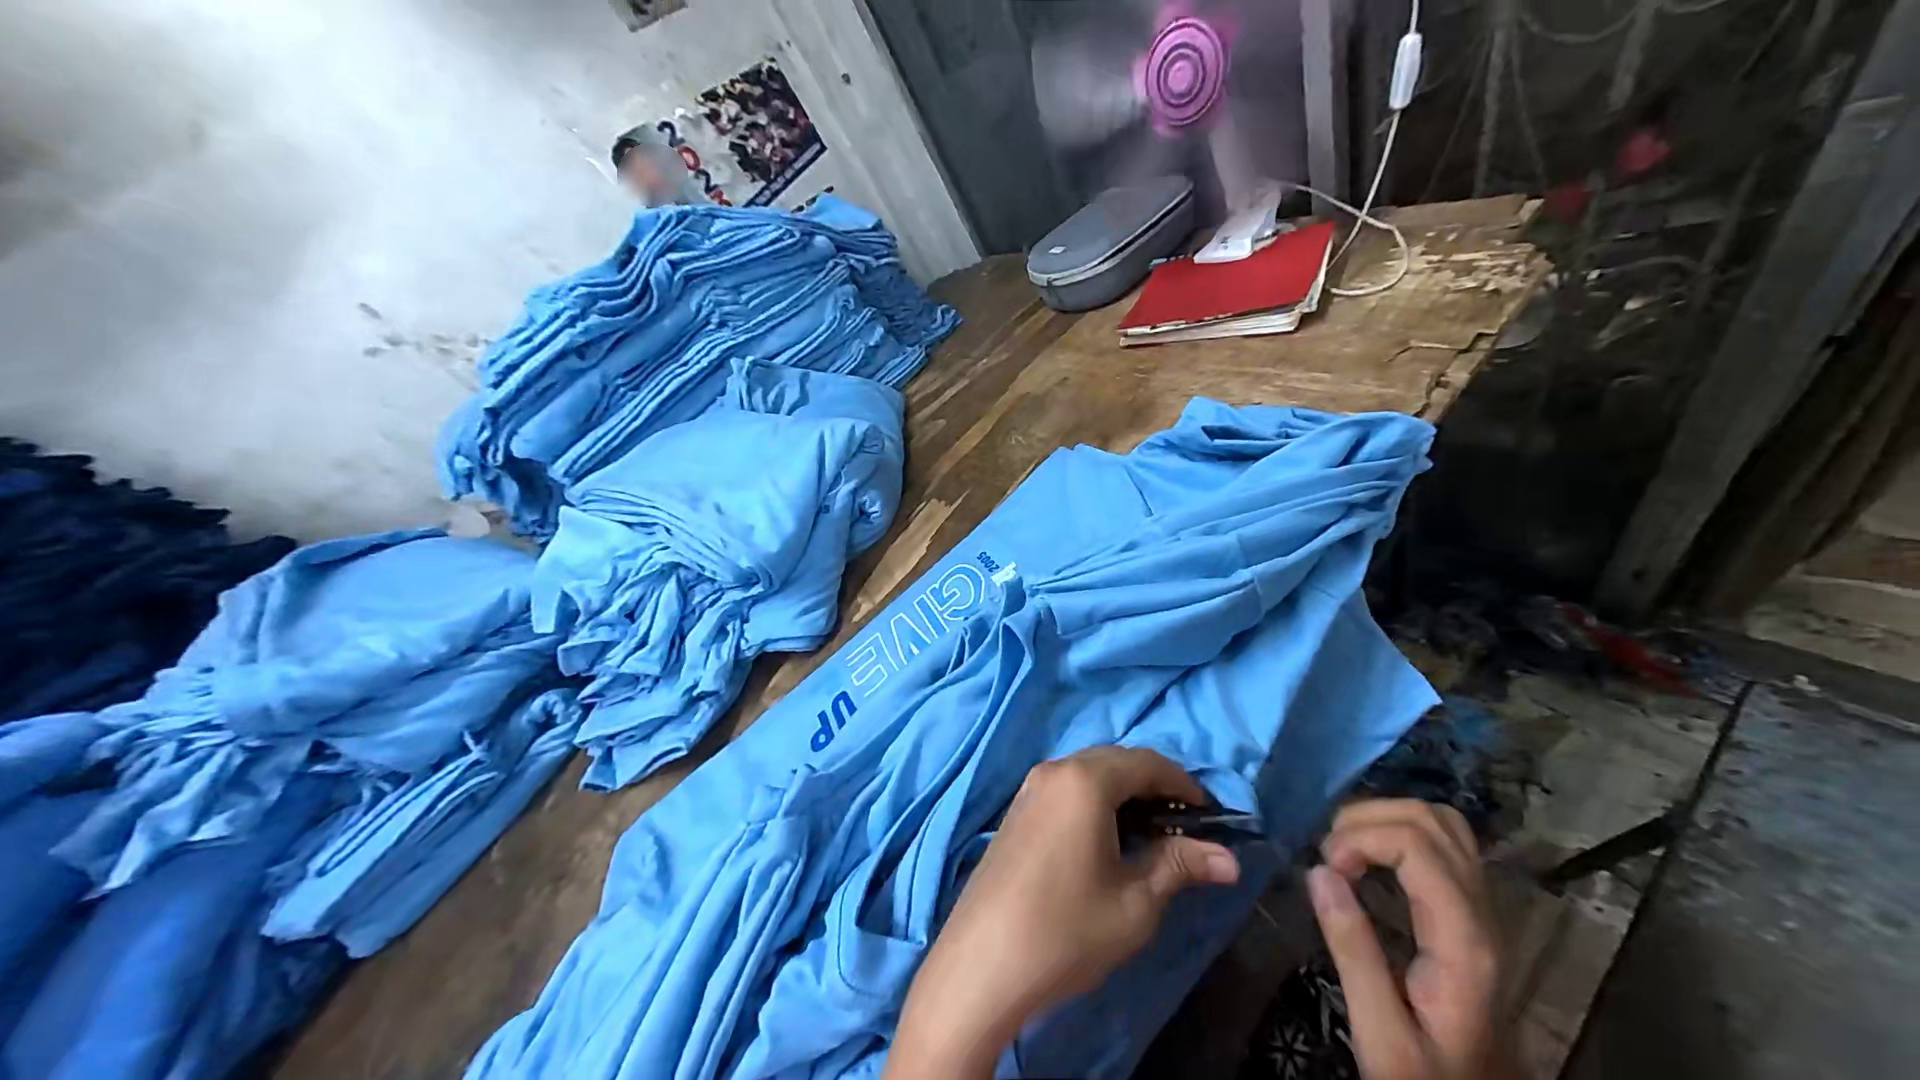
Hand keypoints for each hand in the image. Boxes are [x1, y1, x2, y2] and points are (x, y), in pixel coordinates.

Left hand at [885, 747, 1240, 1078]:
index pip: (1147, 763)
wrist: (982, 964)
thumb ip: (1181, 866)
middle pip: (1116, 761)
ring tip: (1151, 837)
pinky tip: (1107, 840)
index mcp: (1084, 780)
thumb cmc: (1067, 930)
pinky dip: (1096, 802)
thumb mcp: (1136, 902)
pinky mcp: (1016, 811)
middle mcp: (1054, 770)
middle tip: (1185, 827)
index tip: (1210, 816)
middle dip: (1155, 787)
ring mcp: (1029, 789)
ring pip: (1089, 774)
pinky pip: (1066, 789)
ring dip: (1124, 794)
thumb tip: (1230, 859)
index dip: (1184, 785)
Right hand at [1307, 800, 1508, 1079]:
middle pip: (1432, 819)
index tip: (1324, 869)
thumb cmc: (1428, 1076)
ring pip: (1441, 822)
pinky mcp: (1471, 910)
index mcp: (1465, 942)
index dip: (1361, 838)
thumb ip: (1352, 952)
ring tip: (1345, 852)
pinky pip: (1441, 842)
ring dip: (1384, 819)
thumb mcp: (1382, 1035)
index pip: (1418, 844)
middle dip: (1368, 819)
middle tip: (1330, 856)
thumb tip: (1318, 871)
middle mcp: (1484, 914)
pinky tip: (1369, 859)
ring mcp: (1484, 909)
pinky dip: (1397, 831)